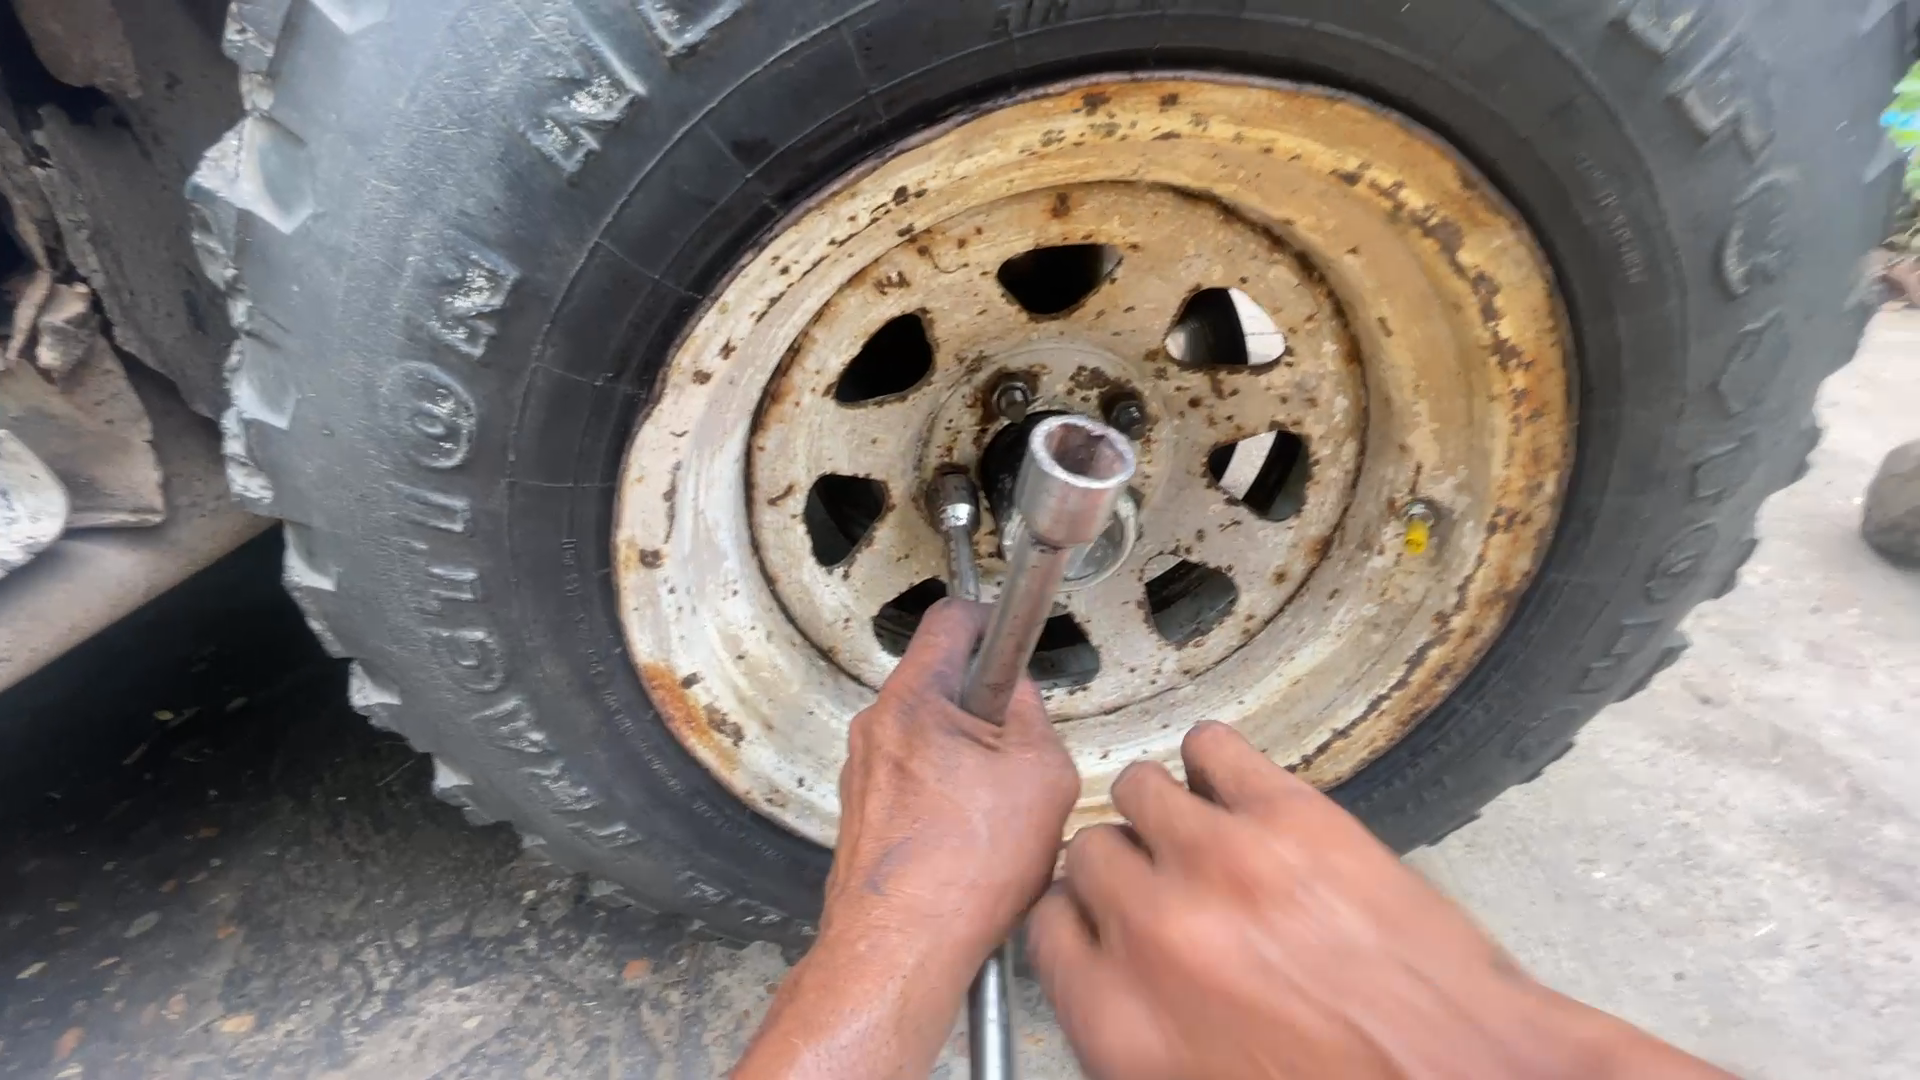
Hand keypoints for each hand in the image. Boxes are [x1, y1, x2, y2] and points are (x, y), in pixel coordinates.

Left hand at [735, 600, 1077, 1079]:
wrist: (899, 950)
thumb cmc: (966, 867)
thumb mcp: (1041, 773)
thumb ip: (1032, 713)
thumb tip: (1016, 693)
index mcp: (915, 699)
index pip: (949, 619)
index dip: (989, 620)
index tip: (1009, 638)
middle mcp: (877, 724)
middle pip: (939, 679)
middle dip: (984, 702)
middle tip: (1016, 746)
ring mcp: (863, 766)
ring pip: (928, 729)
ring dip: (964, 749)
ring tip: (993, 803)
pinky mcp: (862, 804)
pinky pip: (911, 771)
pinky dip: (943, 784)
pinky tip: (967, 832)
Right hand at [1028, 721, 1733, 1079]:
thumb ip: (1123, 1029)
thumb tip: (1101, 962)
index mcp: (1118, 1022)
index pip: (1048, 926)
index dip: (1080, 920)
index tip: (1108, 920)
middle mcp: (1150, 929)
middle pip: (1088, 852)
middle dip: (1124, 872)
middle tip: (1171, 891)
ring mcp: (1217, 860)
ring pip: (1136, 788)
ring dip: (1161, 815)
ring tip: (1204, 838)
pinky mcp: (1286, 813)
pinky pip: (1209, 745)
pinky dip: (1212, 762)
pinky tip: (1235, 793)